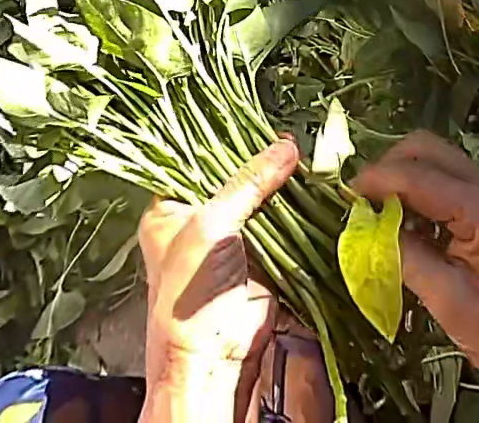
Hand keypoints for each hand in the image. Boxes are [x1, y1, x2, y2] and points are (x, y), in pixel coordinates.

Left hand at [138, 136, 299, 422]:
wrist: (214, 361)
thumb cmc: (189, 295)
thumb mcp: (211, 225)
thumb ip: (249, 182)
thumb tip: (285, 147)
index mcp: (170, 210)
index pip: (194, 161)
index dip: (220, 139)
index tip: (249, 118)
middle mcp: (199, 220)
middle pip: (232, 177)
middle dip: (258, 159)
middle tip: (282, 135)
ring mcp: (231, 236)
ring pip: (259, 197)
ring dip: (279, 180)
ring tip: (299, 151)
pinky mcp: (260, 253)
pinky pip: (280, 221)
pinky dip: (295, 205)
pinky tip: (308, 182)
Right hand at [353, 133, 478, 422]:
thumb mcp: (452, 306)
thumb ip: (407, 258)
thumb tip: (366, 228)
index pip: (417, 176)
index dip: (375, 180)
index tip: (342, 193)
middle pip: (425, 147)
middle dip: (386, 165)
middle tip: (358, 200)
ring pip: (433, 155)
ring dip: (399, 172)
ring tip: (372, 208)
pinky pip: (442, 175)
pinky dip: (414, 185)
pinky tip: (399, 216)